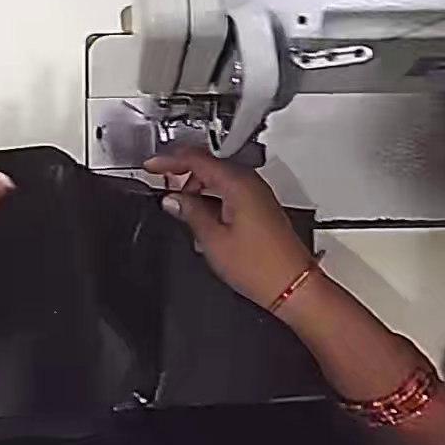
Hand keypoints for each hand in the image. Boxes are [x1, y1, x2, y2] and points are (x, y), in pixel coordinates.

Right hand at [144, 148, 313, 308]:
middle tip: (161, 182)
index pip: (196, 159)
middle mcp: (250, 182)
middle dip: (181, 171)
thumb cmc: (261, 267)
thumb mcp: (213, 240)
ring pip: (219, 177)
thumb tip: (173, 200)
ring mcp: (257, 193)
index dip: (169, 160)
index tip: (152, 165)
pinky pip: (230, 189)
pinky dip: (211, 195)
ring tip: (178, 202)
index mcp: (237, 183)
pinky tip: (200, 212)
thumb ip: (190, 213)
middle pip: (208, 163)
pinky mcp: (260, 206)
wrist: (293, 285)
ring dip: (196, 184)